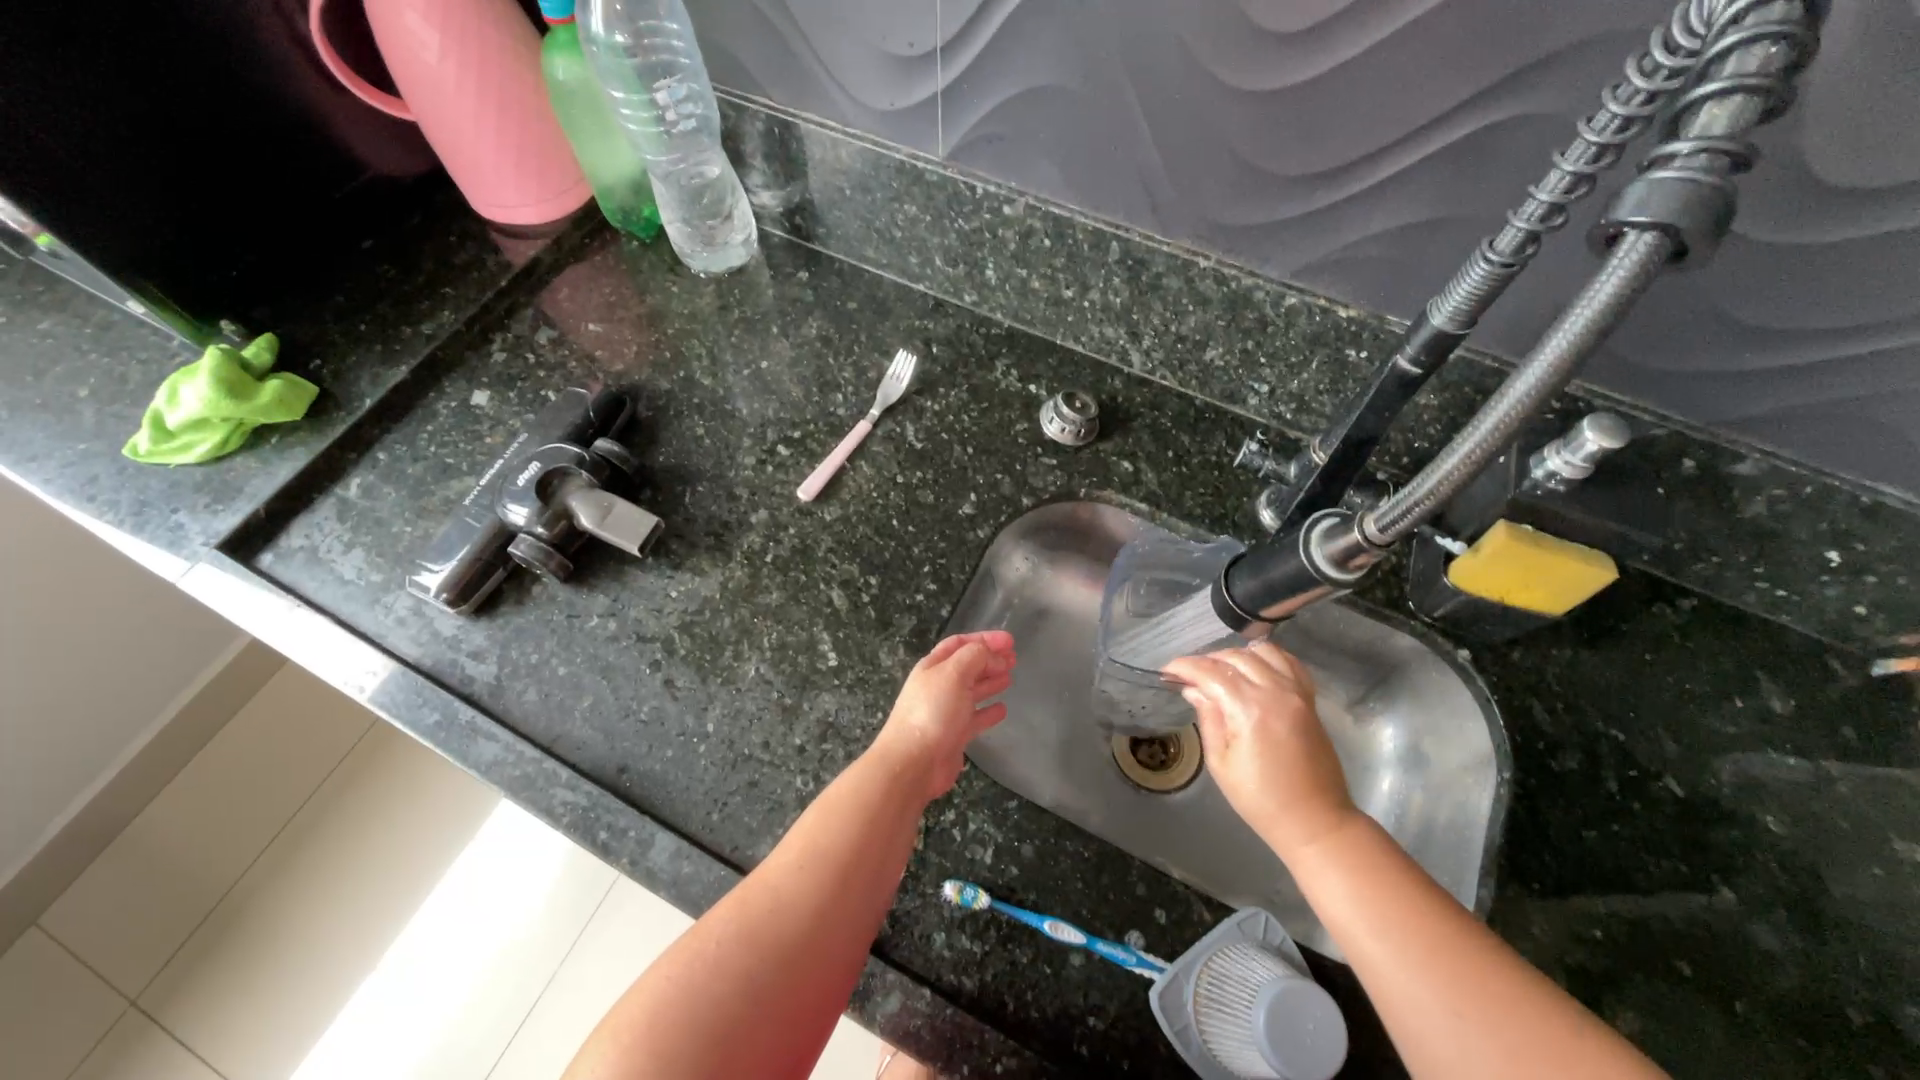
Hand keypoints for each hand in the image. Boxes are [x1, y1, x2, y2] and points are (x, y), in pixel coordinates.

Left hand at [870, 631, 1016, 801]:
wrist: (913, 762)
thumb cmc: (932, 711)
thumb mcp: (954, 673)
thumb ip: (975, 656)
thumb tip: (994, 657)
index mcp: (933, 666)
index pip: (959, 643)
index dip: (984, 639)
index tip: (1010, 640)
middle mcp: (939, 686)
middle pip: (967, 666)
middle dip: (990, 659)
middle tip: (1014, 658)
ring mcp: (946, 712)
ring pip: (972, 691)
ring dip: (991, 682)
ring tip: (1010, 676)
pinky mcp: (954, 736)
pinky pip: (975, 719)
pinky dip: (989, 712)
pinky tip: (1003, 709)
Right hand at [1163, 641, 1359, 861]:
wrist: (1314, 819)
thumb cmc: (1260, 799)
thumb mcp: (1221, 763)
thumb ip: (1209, 718)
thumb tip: (1194, 689)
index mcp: (1249, 709)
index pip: (1210, 672)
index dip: (1184, 667)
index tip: (1167, 672)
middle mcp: (1276, 691)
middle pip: (1234, 657)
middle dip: (1206, 661)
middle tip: (1189, 676)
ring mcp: (1297, 693)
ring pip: (1262, 652)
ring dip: (1236, 656)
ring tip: (1220, 671)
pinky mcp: (1309, 700)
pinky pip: (1289, 662)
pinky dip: (1268, 657)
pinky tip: (1254, 668)